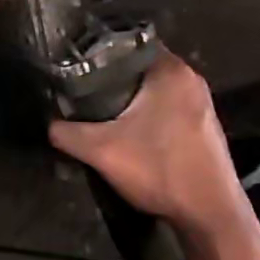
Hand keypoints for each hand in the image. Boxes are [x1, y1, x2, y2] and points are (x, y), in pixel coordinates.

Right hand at [48, 49, 251, 235]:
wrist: (210, 215)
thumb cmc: (160, 170)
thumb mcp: (101, 151)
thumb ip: (67, 133)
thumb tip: (49, 124)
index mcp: (170, 70)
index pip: (126, 44)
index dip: (98, 53)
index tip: (74, 65)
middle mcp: (190, 78)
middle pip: (139, 67)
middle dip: (110, 79)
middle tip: (80, 91)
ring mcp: (201, 103)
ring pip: (153, 89)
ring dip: (129, 99)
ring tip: (99, 111)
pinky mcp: (204, 125)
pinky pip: (167, 107)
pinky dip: (147, 114)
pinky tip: (129, 132)